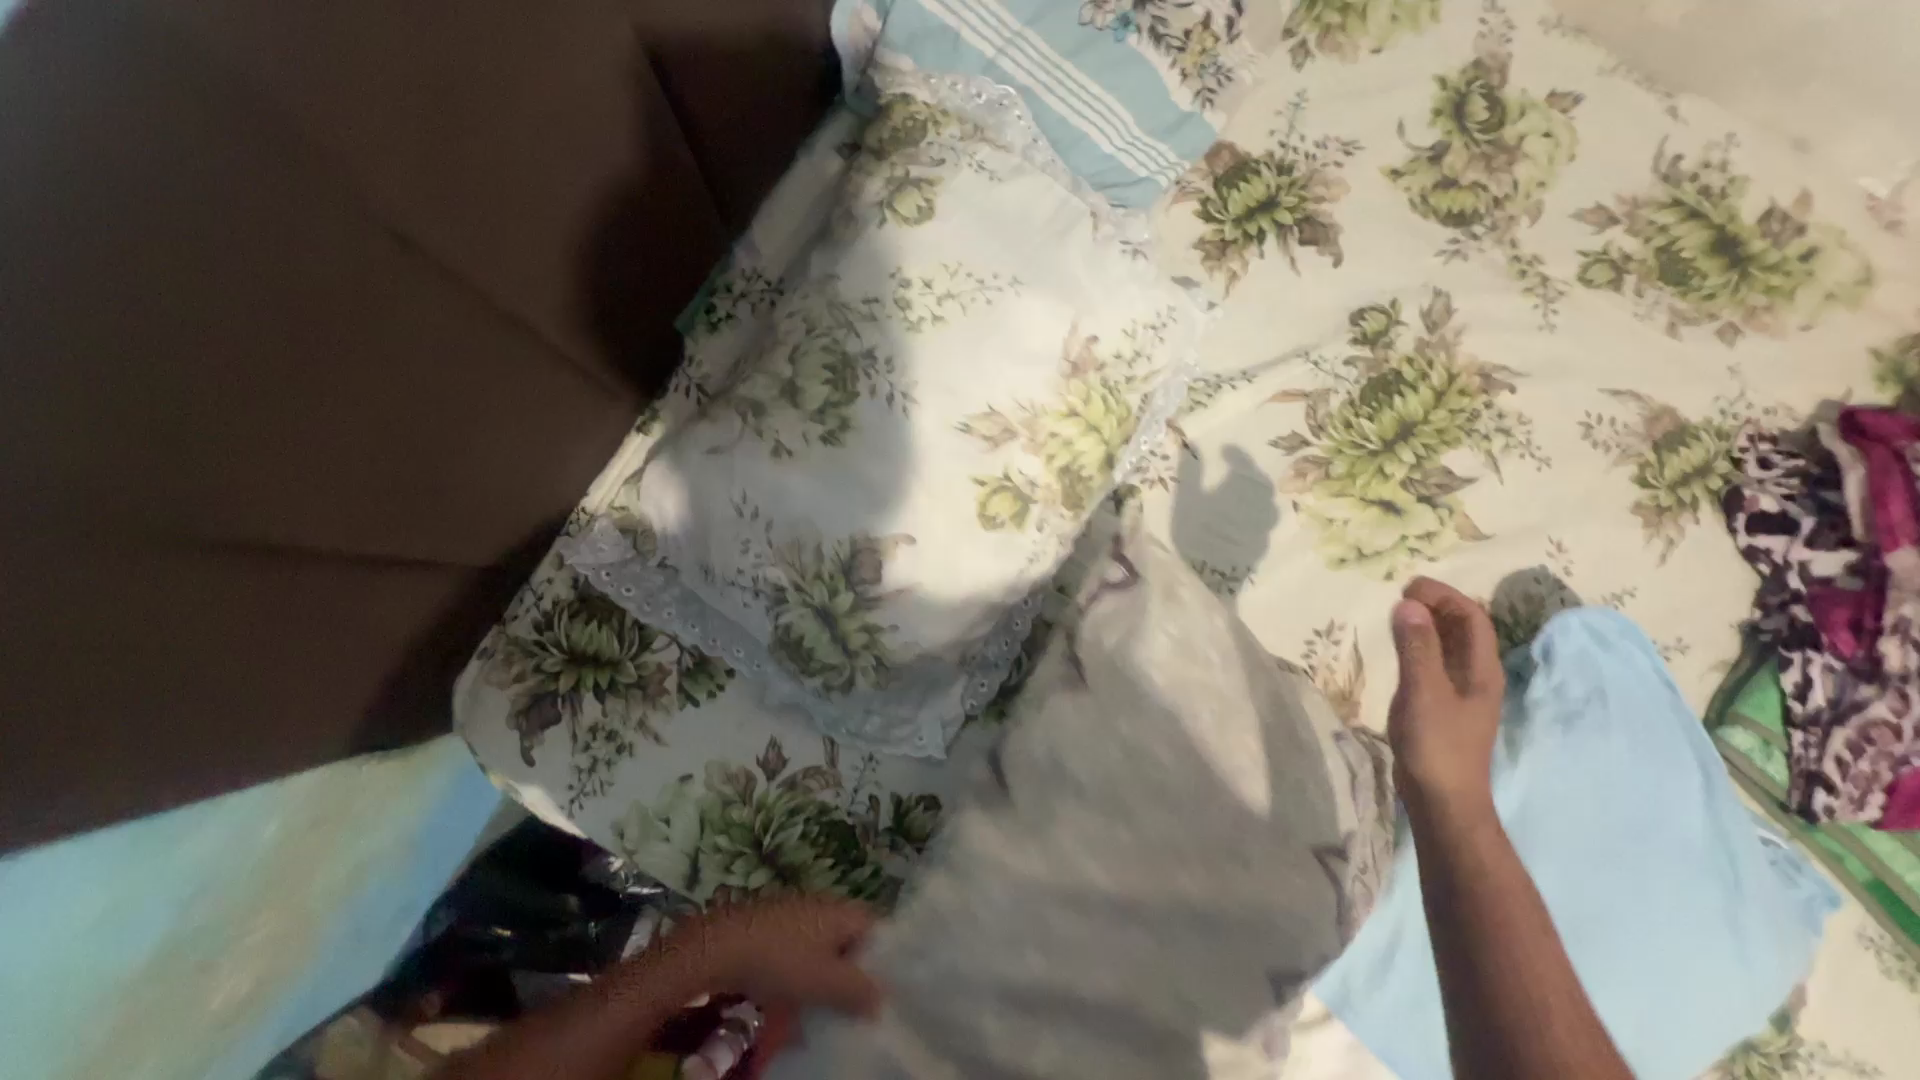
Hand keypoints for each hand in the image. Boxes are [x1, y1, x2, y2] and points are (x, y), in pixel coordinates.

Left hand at [671, 896, 882, 1016]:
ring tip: (823, 1004)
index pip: (876, 927)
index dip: (885, 955)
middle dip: (852, 969)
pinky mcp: (769, 925)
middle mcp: (820, 904)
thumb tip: (881, 1000)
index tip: (884, 986)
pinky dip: (800, 971)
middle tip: (855, 1002)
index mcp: (840, 911)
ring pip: (820, 945)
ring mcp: (793, 912)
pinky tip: (791, 995)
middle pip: (848, 937)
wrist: (718, 947)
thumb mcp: (825, 982)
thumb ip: (858, 991)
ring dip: (824, 973)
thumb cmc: (780, 961)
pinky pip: (797, 949)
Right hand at [1387, 577, 1504, 812]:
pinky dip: (1419, 647)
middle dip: (1437, 606)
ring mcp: (1461, 694)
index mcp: (1482, 670)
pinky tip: (1400, 650)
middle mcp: (1477, 677)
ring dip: (1428, 625)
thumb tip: (1408, 603)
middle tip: (1400, 596)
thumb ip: (1417, 647)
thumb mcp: (1424, 691)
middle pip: (1464, 630)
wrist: (1443, 800)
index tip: (1408, 586)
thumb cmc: (1437, 745)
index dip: (1444, 595)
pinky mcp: (1443, 708)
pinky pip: (1435, 665)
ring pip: (1449, 647)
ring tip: (1397, 615)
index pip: (1472, 618)